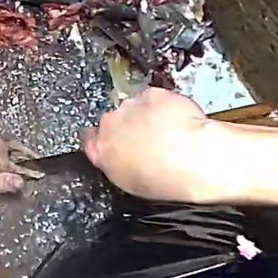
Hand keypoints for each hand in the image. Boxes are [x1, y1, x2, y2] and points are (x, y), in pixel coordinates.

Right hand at [82, 88, 235, 203]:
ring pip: (135, 107)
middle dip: (128, 126)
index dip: (104, 138)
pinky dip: (164, 104)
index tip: (116, 141)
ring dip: (147, 114)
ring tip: (167, 131)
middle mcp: (110, 125)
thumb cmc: (163, 177)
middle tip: (149, 139)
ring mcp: (130, 107)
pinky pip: (154, 97)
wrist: (188, 158)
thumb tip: (122, 159)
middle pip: (113, 120)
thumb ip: (117, 164)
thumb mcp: (130, 183)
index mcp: (101, 150)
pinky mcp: (151, 94)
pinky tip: (175, 119)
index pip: (90, 138)